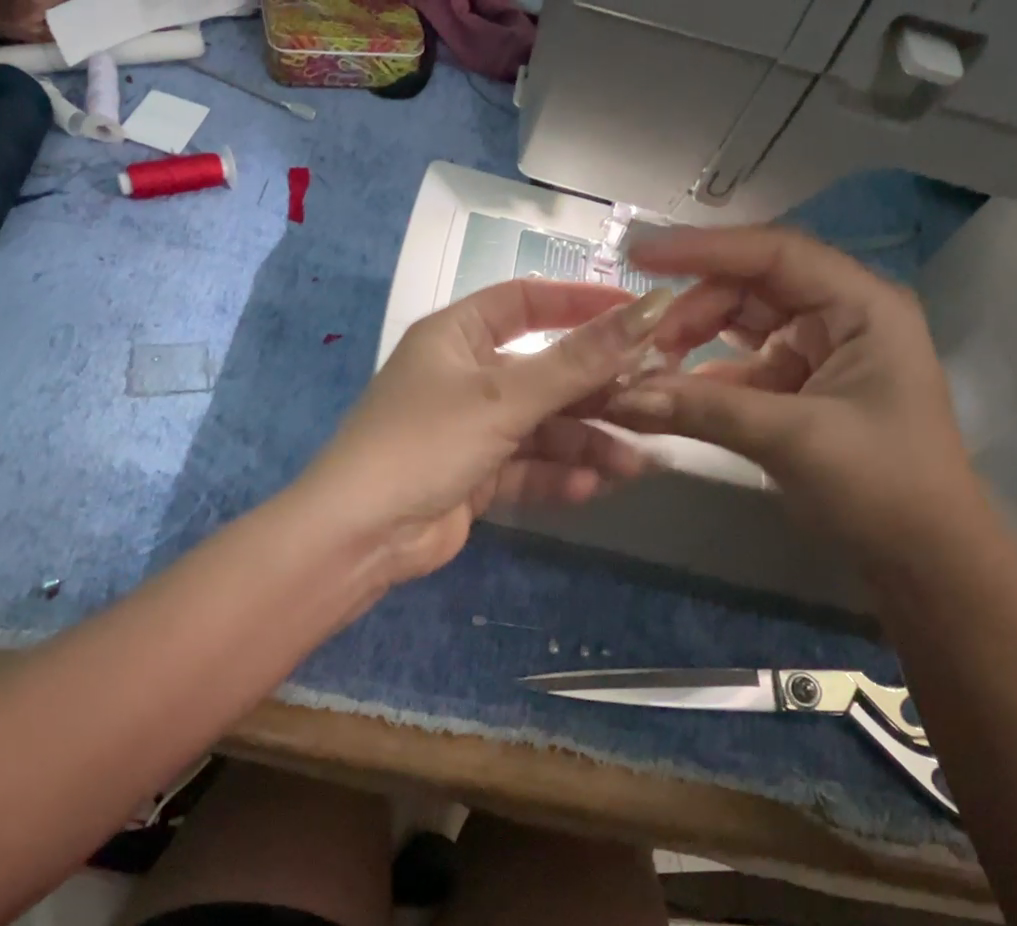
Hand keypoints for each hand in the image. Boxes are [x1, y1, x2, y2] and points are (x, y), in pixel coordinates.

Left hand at [301, 280, 676, 581]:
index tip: (641, 313)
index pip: (526, 301)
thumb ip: (578, 361)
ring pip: (540, 429)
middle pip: (544, 372)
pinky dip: (556, 477)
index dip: (581, 304)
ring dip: (585, 444)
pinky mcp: (473, 479)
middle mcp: (463, 378)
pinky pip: (525, 469)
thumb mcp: (503, 397)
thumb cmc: (425, 442)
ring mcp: (468, 432)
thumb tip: (652, 308)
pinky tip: (591, 488)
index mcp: (456, 336)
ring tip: (634, 464)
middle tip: (654, 402)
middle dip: (597, 392)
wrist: (362, 534)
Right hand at [603, 226, 987, 566]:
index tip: (639, 255)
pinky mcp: (792, 398)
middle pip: (747, 292)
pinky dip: (695, 388)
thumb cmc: (881, 482)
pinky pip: (733, 379)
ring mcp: (813, 359)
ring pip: (735, 334)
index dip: (705, 249)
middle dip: (691, 314)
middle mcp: (836, 320)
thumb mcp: (794, 438)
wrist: (920, 553)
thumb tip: (619, 396)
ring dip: (688, 348)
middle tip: (640, 350)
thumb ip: (705, 410)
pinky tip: (657, 401)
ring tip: (639, 374)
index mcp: (860, 307)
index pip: (774, 254)